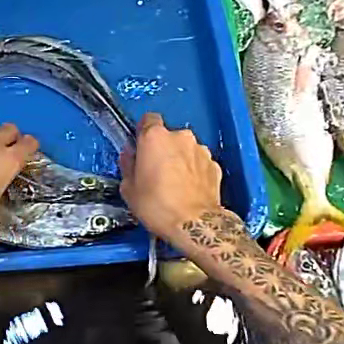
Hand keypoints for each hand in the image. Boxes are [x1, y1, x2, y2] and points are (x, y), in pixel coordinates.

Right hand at [119, 113, 225, 234]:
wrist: (195, 225)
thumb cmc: (157, 205)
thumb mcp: (128, 188)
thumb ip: (128, 165)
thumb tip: (130, 156)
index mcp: (155, 138)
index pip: (148, 119)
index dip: (143, 132)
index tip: (140, 145)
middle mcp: (180, 137)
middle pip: (168, 136)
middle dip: (162, 149)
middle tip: (154, 170)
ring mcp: (201, 150)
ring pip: (185, 149)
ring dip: (179, 159)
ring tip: (173, 183)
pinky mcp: (215, 165)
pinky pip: (198, 163)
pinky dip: (193, 171)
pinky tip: (187, 189)